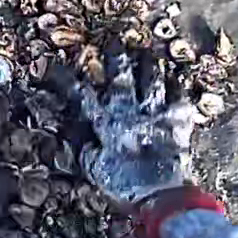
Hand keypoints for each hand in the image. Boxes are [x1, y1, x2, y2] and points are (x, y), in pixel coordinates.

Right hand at [76, 53, 199, 203]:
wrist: (162, 195)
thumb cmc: (124, 186)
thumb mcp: (95, 170)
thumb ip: (88, 149)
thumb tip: (81, 137)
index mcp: (107, 125)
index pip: (83, 97)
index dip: (70, 80)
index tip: (57, 65)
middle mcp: (131, 113)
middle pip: (123, 80)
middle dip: (118, 60)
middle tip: (117, 42)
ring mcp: (157, 116)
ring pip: (153, 82)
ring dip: (150, 67)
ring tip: (150, 54)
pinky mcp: (179, 123)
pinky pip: (179, 98)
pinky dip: (177, 88)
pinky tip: (177, 80)